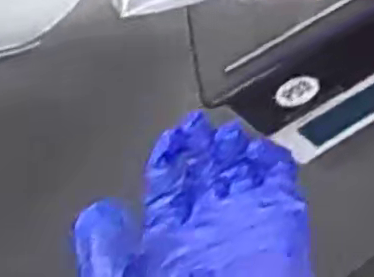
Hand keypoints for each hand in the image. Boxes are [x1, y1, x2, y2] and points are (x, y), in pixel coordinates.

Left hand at [74, 111, 311, 276]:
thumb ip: (107, 252)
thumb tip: (93, 212)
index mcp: (167, 239)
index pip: (168, 187)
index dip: (167, 159)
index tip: (169, 136)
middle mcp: (207, 222)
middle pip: (206, 170)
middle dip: (201, 143)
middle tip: (197, 121)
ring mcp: (244, 213)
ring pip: (242, 166)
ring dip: (234, 146)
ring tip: (225, 131)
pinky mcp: (280, 208)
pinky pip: (279, 172)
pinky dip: (270, 156)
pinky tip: (254, 146)